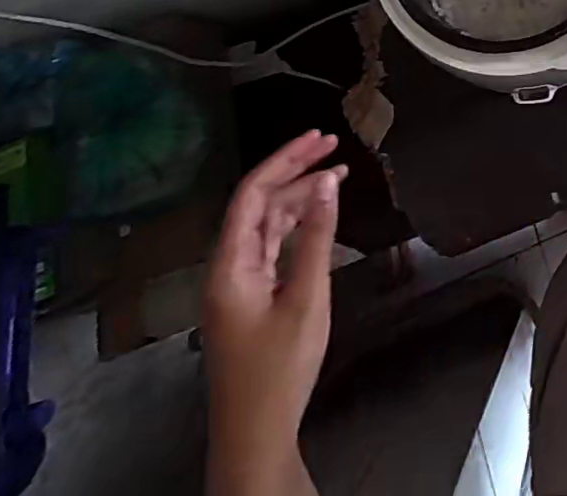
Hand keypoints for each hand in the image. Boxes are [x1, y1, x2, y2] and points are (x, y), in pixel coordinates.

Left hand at [203, 130, 346, 491]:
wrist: (257, 428)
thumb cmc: (280, 364)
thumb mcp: (307, 295)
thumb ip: (318, 236)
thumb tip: (327, 182)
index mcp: (229, 265)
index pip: (251, 196)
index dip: (284, 161)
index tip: (320, 138)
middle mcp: (228, 267)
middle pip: (257, 205)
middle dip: (294, 171)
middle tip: (334, 145)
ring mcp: (239, 282)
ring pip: (267, 224)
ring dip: (300, 196)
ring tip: (338, 173)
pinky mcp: (254, 294)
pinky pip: (274, 245)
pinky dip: (299, 223)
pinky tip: (321, 213)